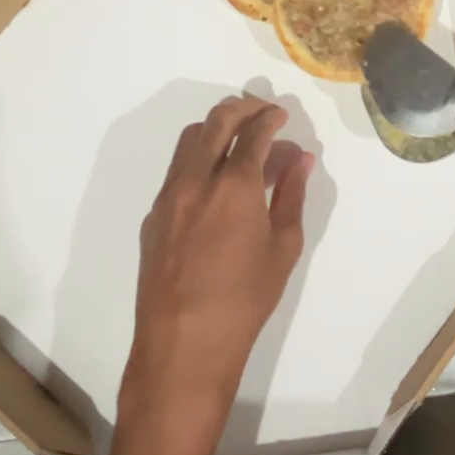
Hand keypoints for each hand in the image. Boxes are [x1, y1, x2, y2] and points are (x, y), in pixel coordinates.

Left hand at [111, 98, 313, 454]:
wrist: (183, 346)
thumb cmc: (244, 299)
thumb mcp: (283, 247)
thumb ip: (292, 194)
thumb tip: (300, 160)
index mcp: (235, 185)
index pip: (254, 132)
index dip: (270, 117)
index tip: (282, 116)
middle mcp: (197, 180)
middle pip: (216, 122)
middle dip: (242, 108)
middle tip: (262, 112)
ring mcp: (169, 196)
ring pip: (190, 140)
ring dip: (216, 128)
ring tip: (239, 140)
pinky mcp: (153, 216)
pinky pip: (177, 169)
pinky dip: (200, 158)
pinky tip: (217, 182)